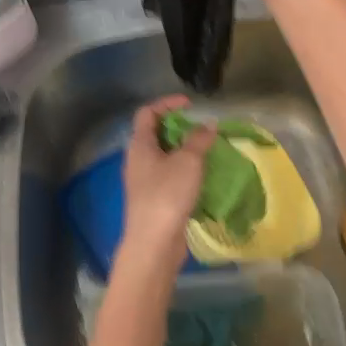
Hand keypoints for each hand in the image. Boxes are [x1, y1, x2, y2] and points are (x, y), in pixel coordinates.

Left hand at [121, 97, 214, 265]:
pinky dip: (185, 171)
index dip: (167, 104)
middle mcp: (138, 160)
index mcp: (140, 145)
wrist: (154, 242)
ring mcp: (144, 181)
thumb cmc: (167, 195)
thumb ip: (199, 140)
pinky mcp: (154, 200)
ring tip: (208, 151)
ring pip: (164, 157)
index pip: (147, 113)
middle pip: (155, 134)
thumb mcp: (188, 162)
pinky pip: (169, 176)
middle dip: (179, 128)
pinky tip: (203, 177)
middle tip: (202, 129)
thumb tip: (207, 125)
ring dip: (184, 151)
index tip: (190, 105)